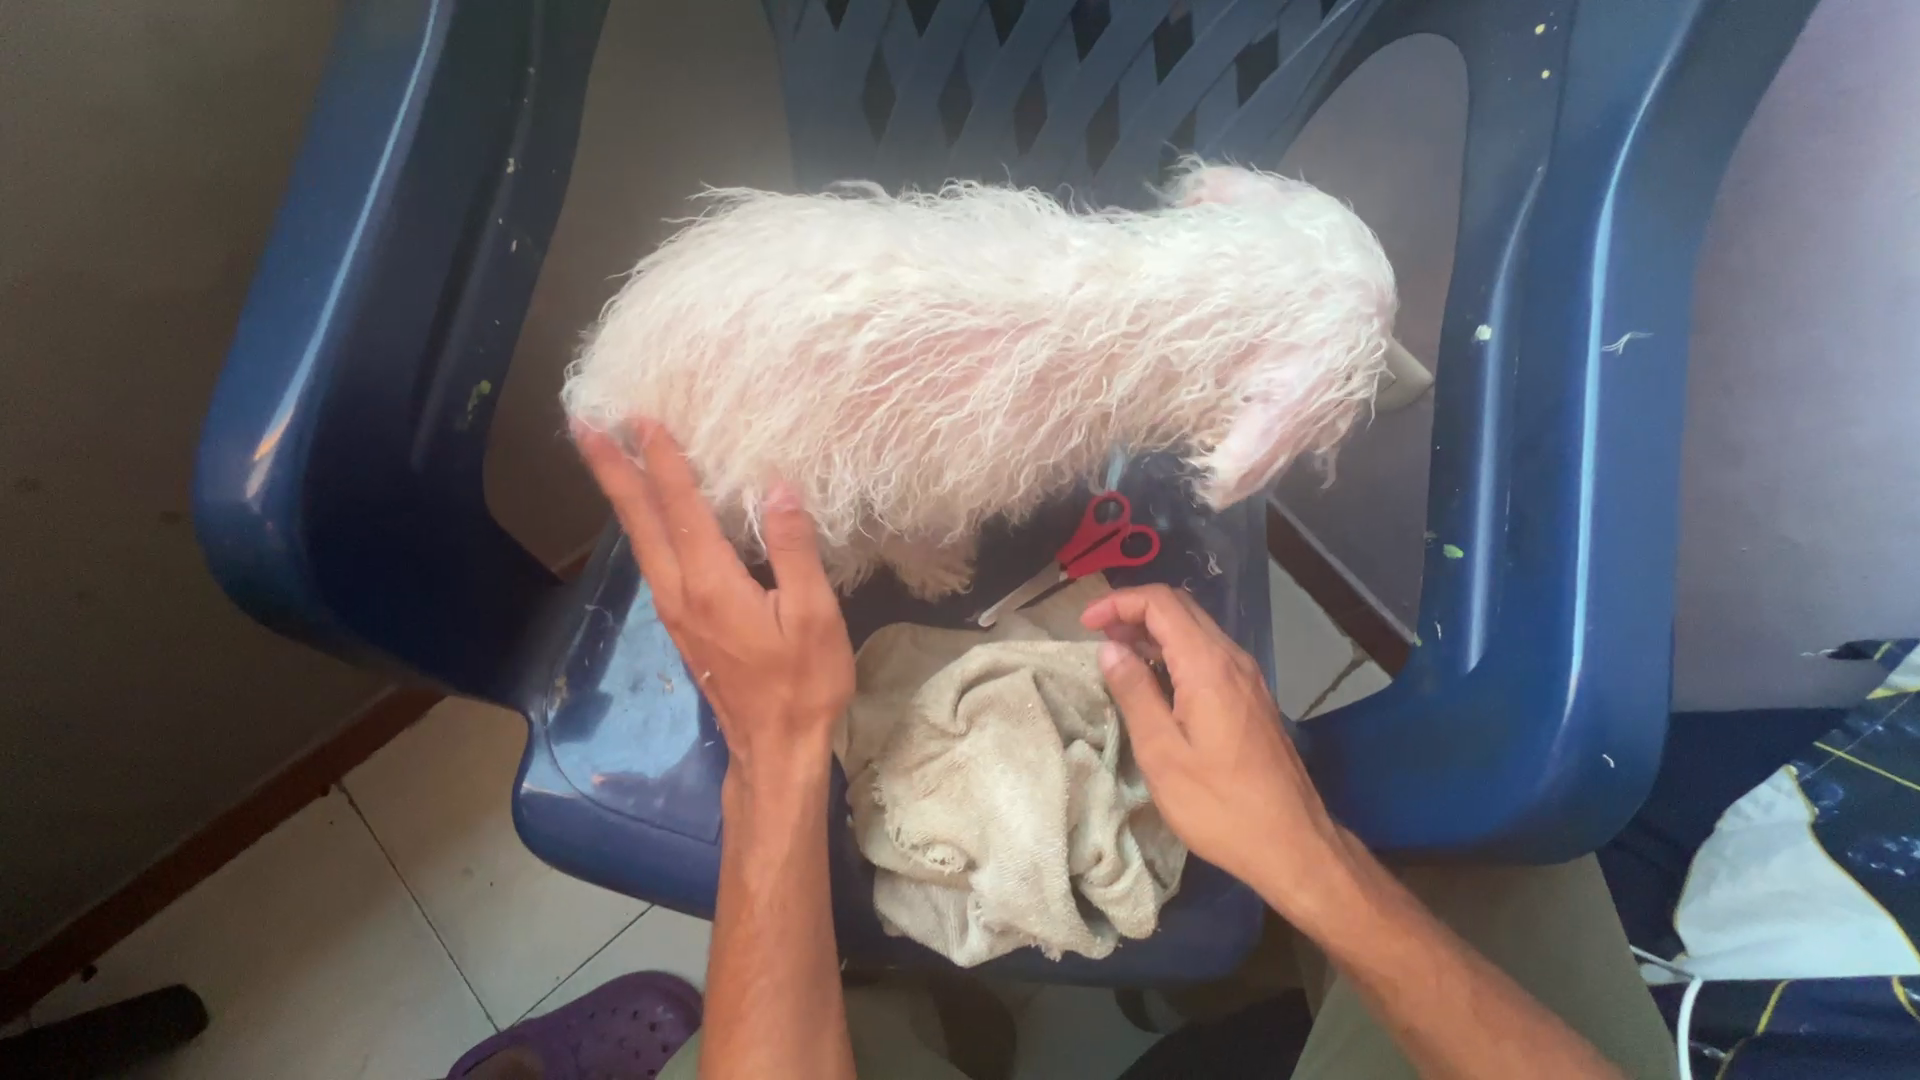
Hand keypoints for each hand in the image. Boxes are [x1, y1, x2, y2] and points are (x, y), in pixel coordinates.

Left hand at [575, 420, 854, 796]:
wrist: (775, 748)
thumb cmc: (802, 683)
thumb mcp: (812, 615)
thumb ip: (793, 550)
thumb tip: (777, 489)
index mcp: (710, 583)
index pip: (681, 508)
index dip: (664, 460)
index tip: (641, 416)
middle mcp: (680, 593)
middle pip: (639, 522)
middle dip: (613, 471)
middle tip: (585, 426)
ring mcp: (677, 613)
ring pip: (641, 543)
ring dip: (623, 497)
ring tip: (610, 461)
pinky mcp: (684, 627)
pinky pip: (655, 563)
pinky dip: (643, 528)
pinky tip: (650, 521)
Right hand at [1082, 585, 1351, 917]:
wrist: (1293, 845)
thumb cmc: (1220, 804)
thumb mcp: (1162, 753)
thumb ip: (1134, 693)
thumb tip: (1110, 649)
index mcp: (1208, 666)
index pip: (1161, 604)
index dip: (1118, 602)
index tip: (1086, 624)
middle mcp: (1232, 660)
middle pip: (1180, 608)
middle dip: (1134, 611)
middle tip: (1098, 636)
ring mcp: (1247, 678)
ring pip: (1195, 629)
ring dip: (1153, 631)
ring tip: (1117, 655)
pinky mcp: (1251, 697)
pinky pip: (1207, 654)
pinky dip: (1174, 652)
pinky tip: (1154, 681)